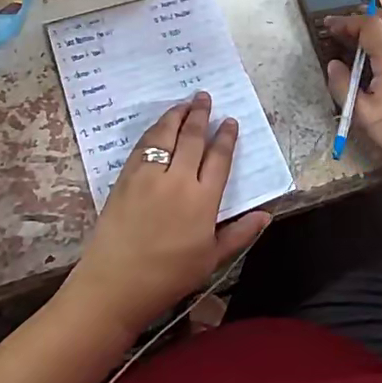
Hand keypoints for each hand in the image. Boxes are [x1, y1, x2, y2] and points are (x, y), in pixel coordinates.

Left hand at [63, 93, 271, 333]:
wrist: (115, 285)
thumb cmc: (168, 277)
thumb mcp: (211, 259)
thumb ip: (240, 233)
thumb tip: (267, 214)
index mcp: (203, 200)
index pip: (219, 158)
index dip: (226, 137)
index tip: (230, 122)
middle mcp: (178, 180)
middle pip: (193, 138)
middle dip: (201, 115)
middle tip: (205, 97)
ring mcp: (149, 176)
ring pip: (166, 135)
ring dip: (177, 115)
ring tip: (184, 103)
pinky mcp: (126, 178)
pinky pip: (144, 146)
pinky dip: (154, 131)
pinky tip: (159, 126)